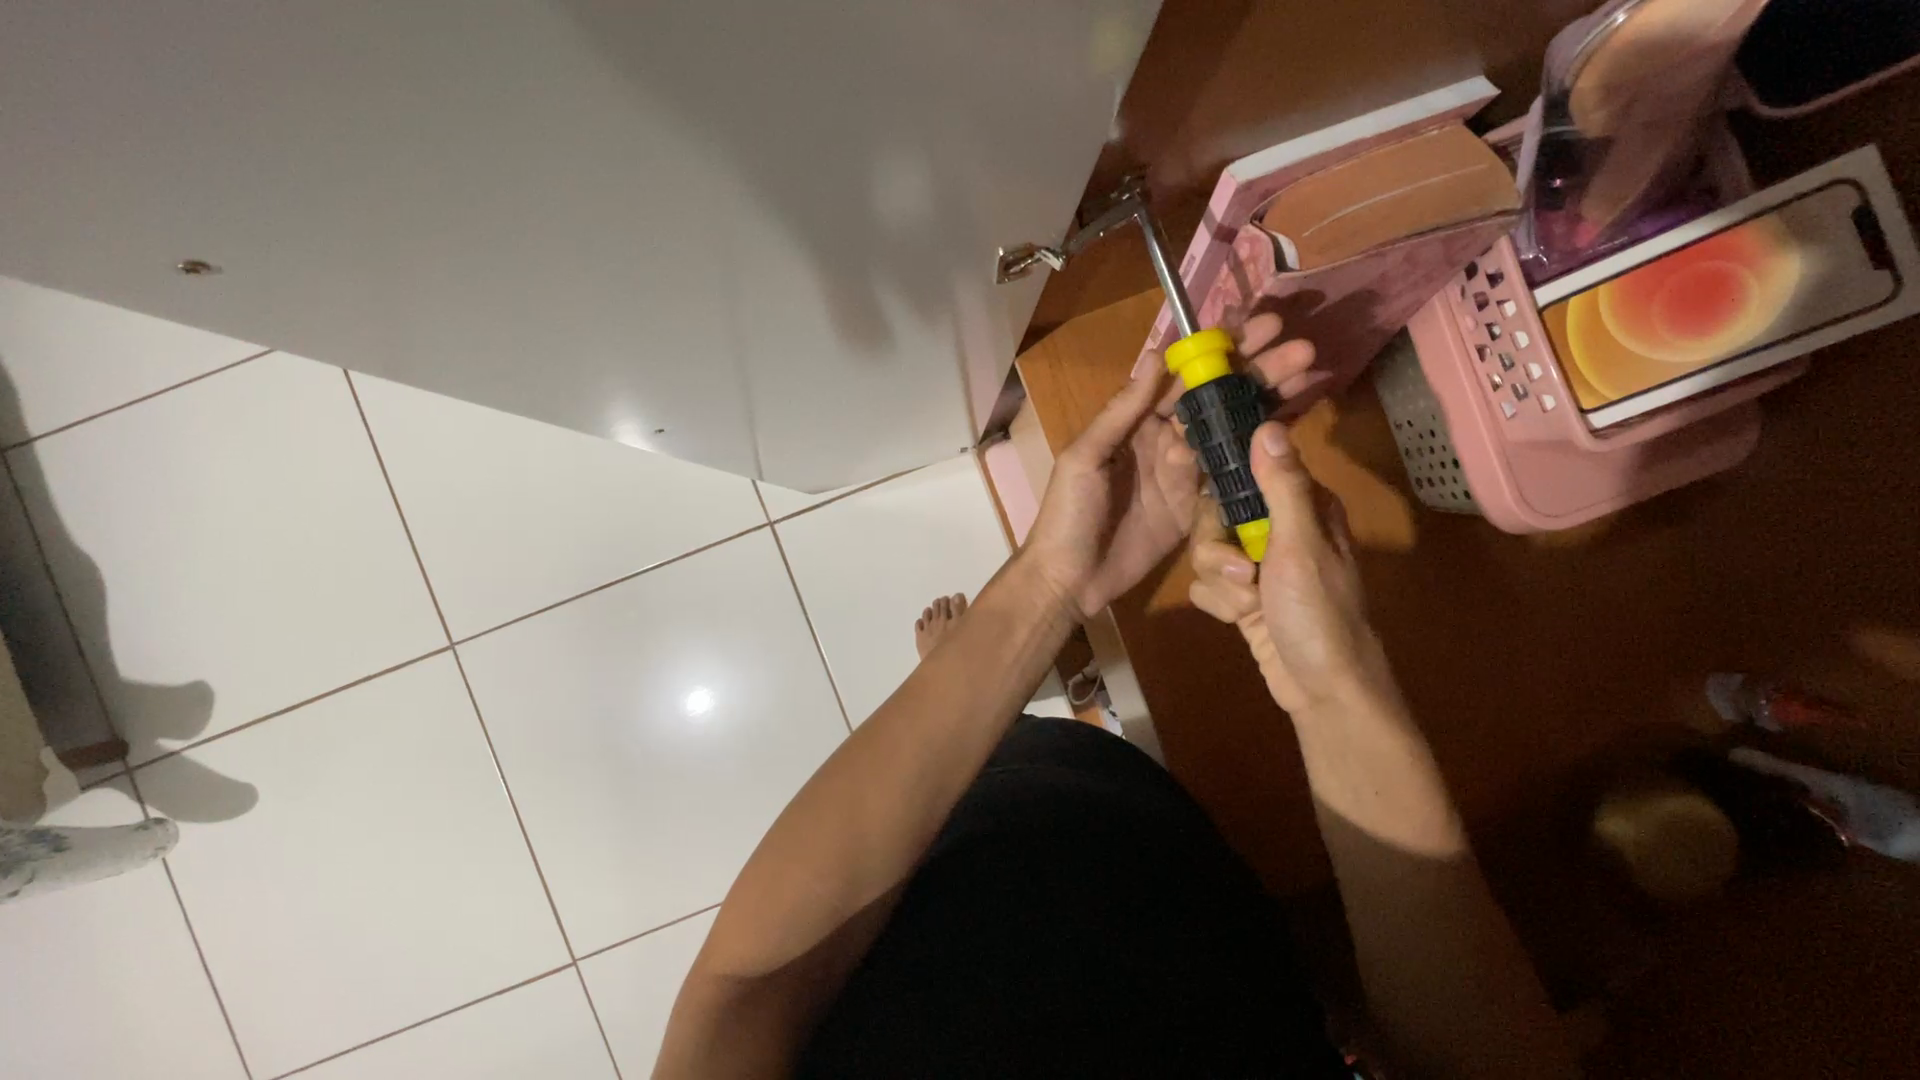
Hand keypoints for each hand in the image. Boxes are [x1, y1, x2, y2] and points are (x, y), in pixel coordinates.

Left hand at [1021, 312, 1321, 622]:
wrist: (1071, 579)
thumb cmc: (1068, 513)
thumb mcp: (1085, 458)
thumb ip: (1121, 413)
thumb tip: (1157, 359)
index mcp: (1133, 423)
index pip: (1181, 379)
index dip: (1218, 354)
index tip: (1255, 328)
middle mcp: (1163, 441)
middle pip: (1214, 400)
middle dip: (1255, 371)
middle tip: (1300, 347)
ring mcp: (1184, 474)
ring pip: (1230, 431)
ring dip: (1266, 402)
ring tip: (1308, 374)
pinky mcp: (1197, 507)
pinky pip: (1230, 474)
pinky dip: (1258, 452)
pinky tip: (1290, 428)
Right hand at [1187, 419, 1396, 715]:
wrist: (1320, 688)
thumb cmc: (1318, 612)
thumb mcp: (1300, 545)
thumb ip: (1281, 487)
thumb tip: (1267, 426)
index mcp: (1302, 507)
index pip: (1248, 472)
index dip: (1223, 483)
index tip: (1204, 495)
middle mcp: (1279, 530)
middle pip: (1215, 515)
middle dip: (1218, 548)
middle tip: (1242, 572)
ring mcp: (1259, 565)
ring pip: (1206, 551)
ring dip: (1220, 581)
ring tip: (1247, 604)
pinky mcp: (1243, 597)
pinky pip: (1206, 585)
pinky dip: (1218, 603)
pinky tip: (1240, 619)